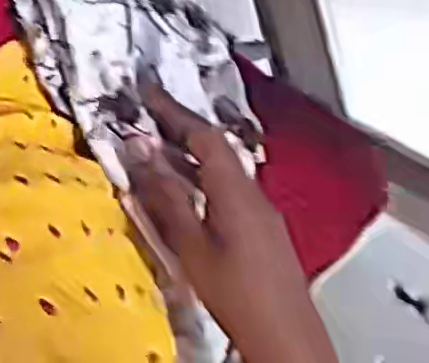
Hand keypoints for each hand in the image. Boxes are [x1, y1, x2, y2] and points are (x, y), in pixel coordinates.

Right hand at [128, 76, 337, 362]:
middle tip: (145, 112)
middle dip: (179, 127)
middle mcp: (254, 195)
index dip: (174, 110)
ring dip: (188, 152)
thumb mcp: (189, 243)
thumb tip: (138, 148)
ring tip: (154, 145)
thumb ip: (164, 192)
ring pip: (222, 167)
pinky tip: (181, 184)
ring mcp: (263, 213)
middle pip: (216, 147)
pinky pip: (227, 185)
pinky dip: (200, 173)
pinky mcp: (263, 231)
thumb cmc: (236, 294)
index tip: (145, 92)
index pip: (205, 136)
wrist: (290, 347)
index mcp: (237, 192)